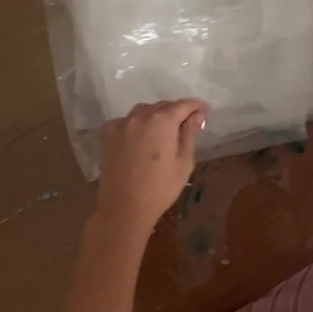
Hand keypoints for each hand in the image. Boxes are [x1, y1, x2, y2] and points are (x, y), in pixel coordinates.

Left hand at [94, 100, 206, 232]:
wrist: (124, 206)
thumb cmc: (161, 187)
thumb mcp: (184, 162)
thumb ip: (190, 133)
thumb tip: (197, 115)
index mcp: (162, 120)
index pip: (184, 105)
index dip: (196, 106)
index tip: (206, 110)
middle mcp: (140, 115)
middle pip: (162, 106)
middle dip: (176, 111)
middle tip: (187, 123)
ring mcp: (121, 123)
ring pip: (143, 112)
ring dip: (156, 116)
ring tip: (164, 130)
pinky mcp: (106, 133)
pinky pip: (126, 122)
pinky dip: (136, 125)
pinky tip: (140, 138)